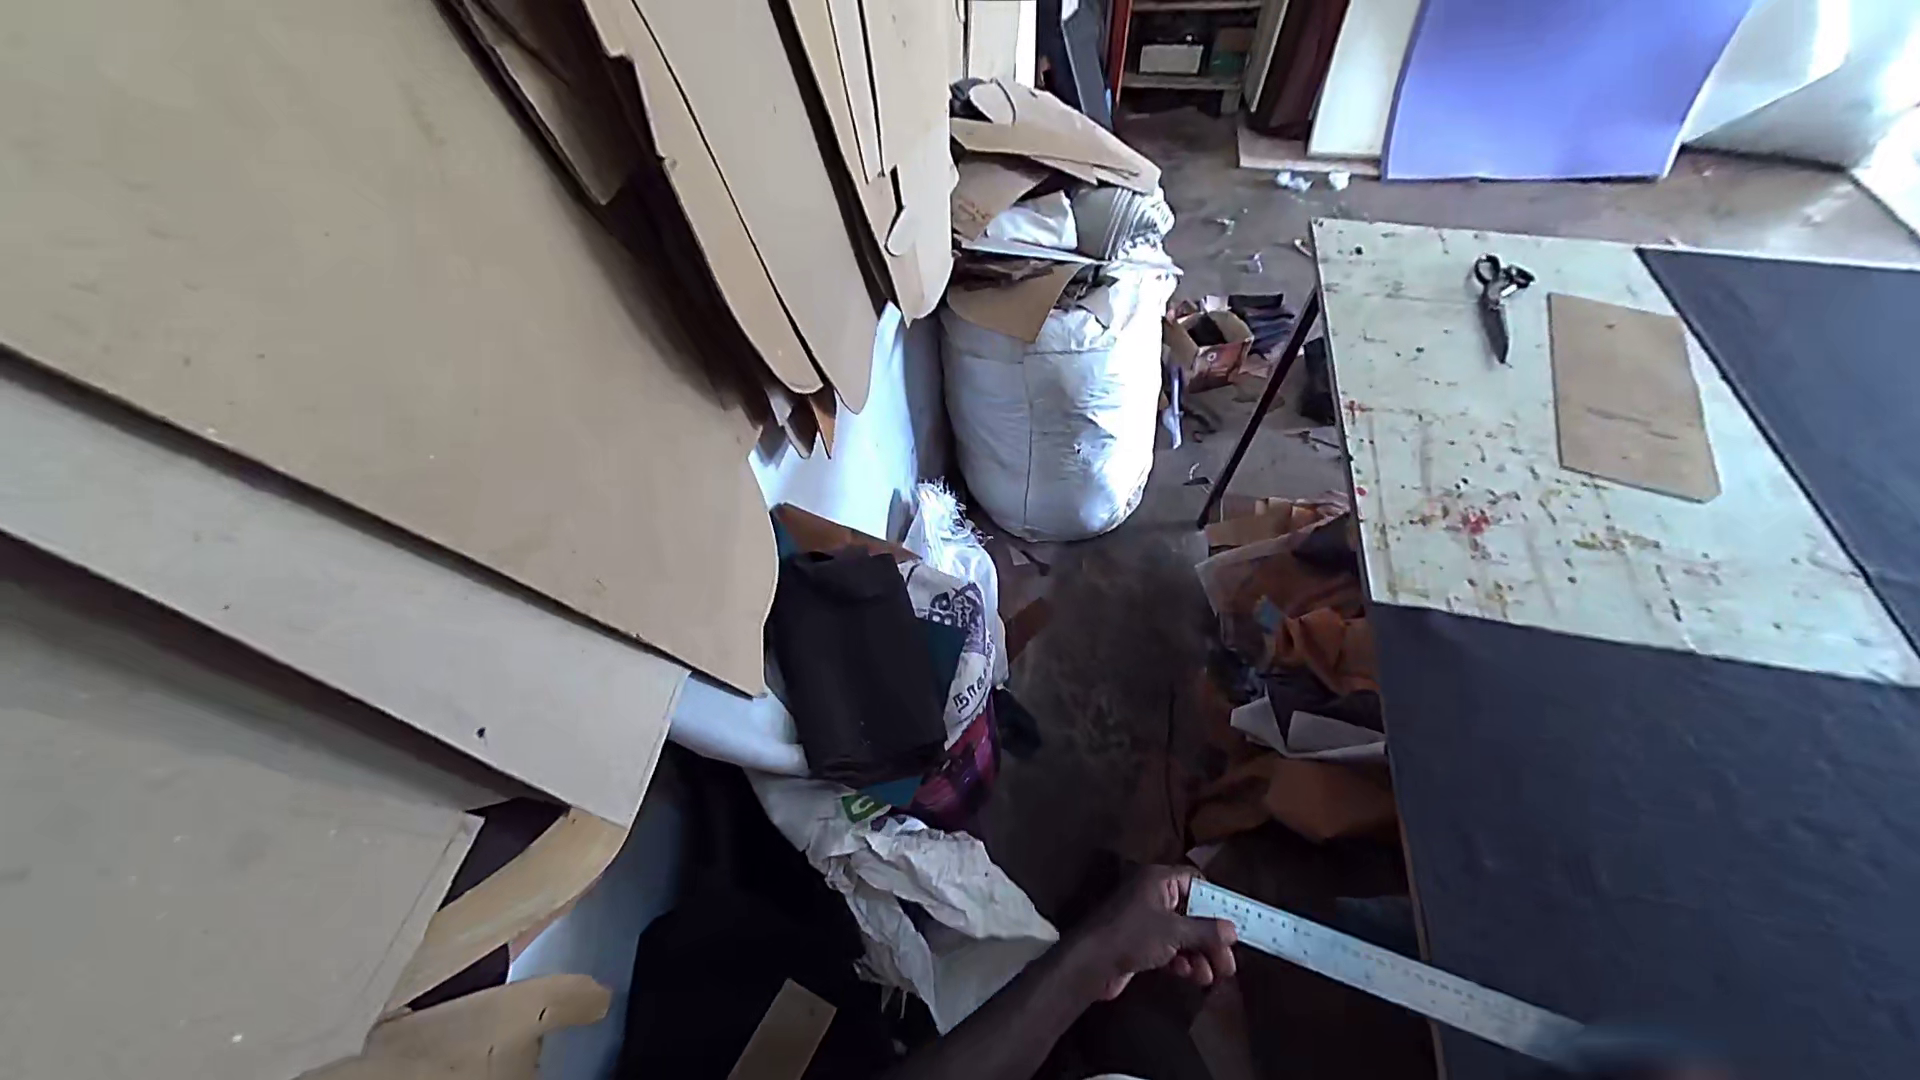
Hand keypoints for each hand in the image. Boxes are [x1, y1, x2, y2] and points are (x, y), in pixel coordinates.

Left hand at [1063, 865, 1237, 1000]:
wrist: (1094, 960)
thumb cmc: (1133, 934)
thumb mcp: (1173, 932)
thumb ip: (1204, 930)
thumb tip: (1231, 928)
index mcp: (1158, 880)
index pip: (1194, 881)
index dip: (1214, 900)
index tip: (1234, 924)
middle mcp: (1152, 894)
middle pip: (1191, 911)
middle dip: (1210, 937)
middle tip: (1228, 964)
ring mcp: (1146, 918)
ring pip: (1182, 933)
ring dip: (1199, 953)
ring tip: (1211, 975)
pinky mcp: (1141, 941)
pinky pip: (1170, 947)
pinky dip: (1182, 960)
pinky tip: (1192, 975)